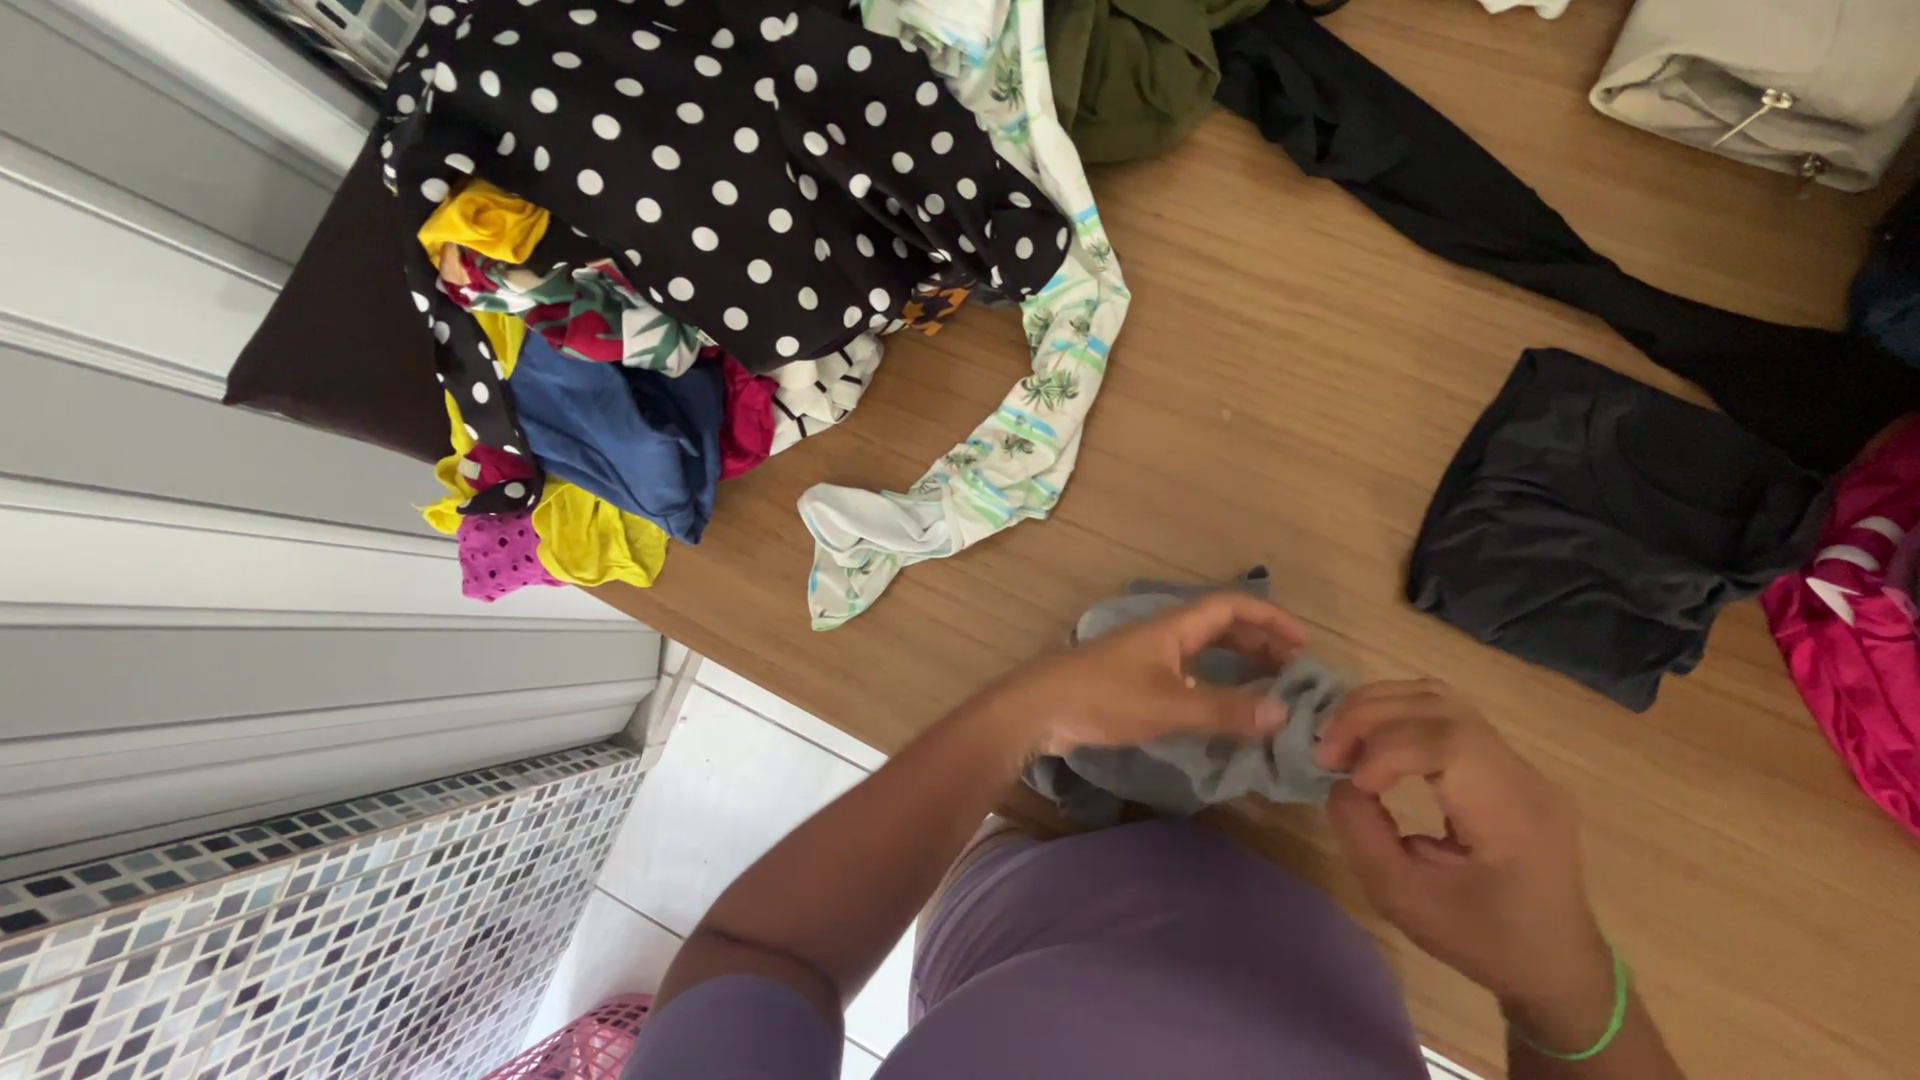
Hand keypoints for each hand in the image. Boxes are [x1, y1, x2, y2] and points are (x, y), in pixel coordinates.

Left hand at [972, 592, 1310, 755]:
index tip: (1305, 644)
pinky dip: (1212, 682)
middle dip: (1260, 641)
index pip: (1232, 607)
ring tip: (1268, 685)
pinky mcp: (1132, 680)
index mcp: (1174, 628)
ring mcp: (1146, 656)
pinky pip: (1186, 671)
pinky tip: (1221, 706)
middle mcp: (1163, 635)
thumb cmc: (1103, 698)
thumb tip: (1284, 713)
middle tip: (1293, 669)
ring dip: (1237, 662)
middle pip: (1220, 626)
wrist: (1037, 708)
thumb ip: (1224, 710)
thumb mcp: (1169, 705)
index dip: (1271, 619)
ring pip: (1203, 650)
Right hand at [1315, 681, 1613, 1024]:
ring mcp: (1519, 764)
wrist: (1553, 962)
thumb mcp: (1402, 898)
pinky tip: (1371, 742)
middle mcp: (1523, 776)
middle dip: (1369, 716)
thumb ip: (1361, 831)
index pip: (1447, 742)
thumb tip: (1340, 781)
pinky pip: (1445, 715)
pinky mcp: (1505, 763)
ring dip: (1379, 707)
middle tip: (1326, 749)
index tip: (1350, 781)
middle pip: (1439, 706)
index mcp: (1511, 816)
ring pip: (1440, 698)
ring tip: (1342, 738)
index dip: (1385, 748)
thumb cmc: (1479, 938)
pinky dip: (1396, 715)